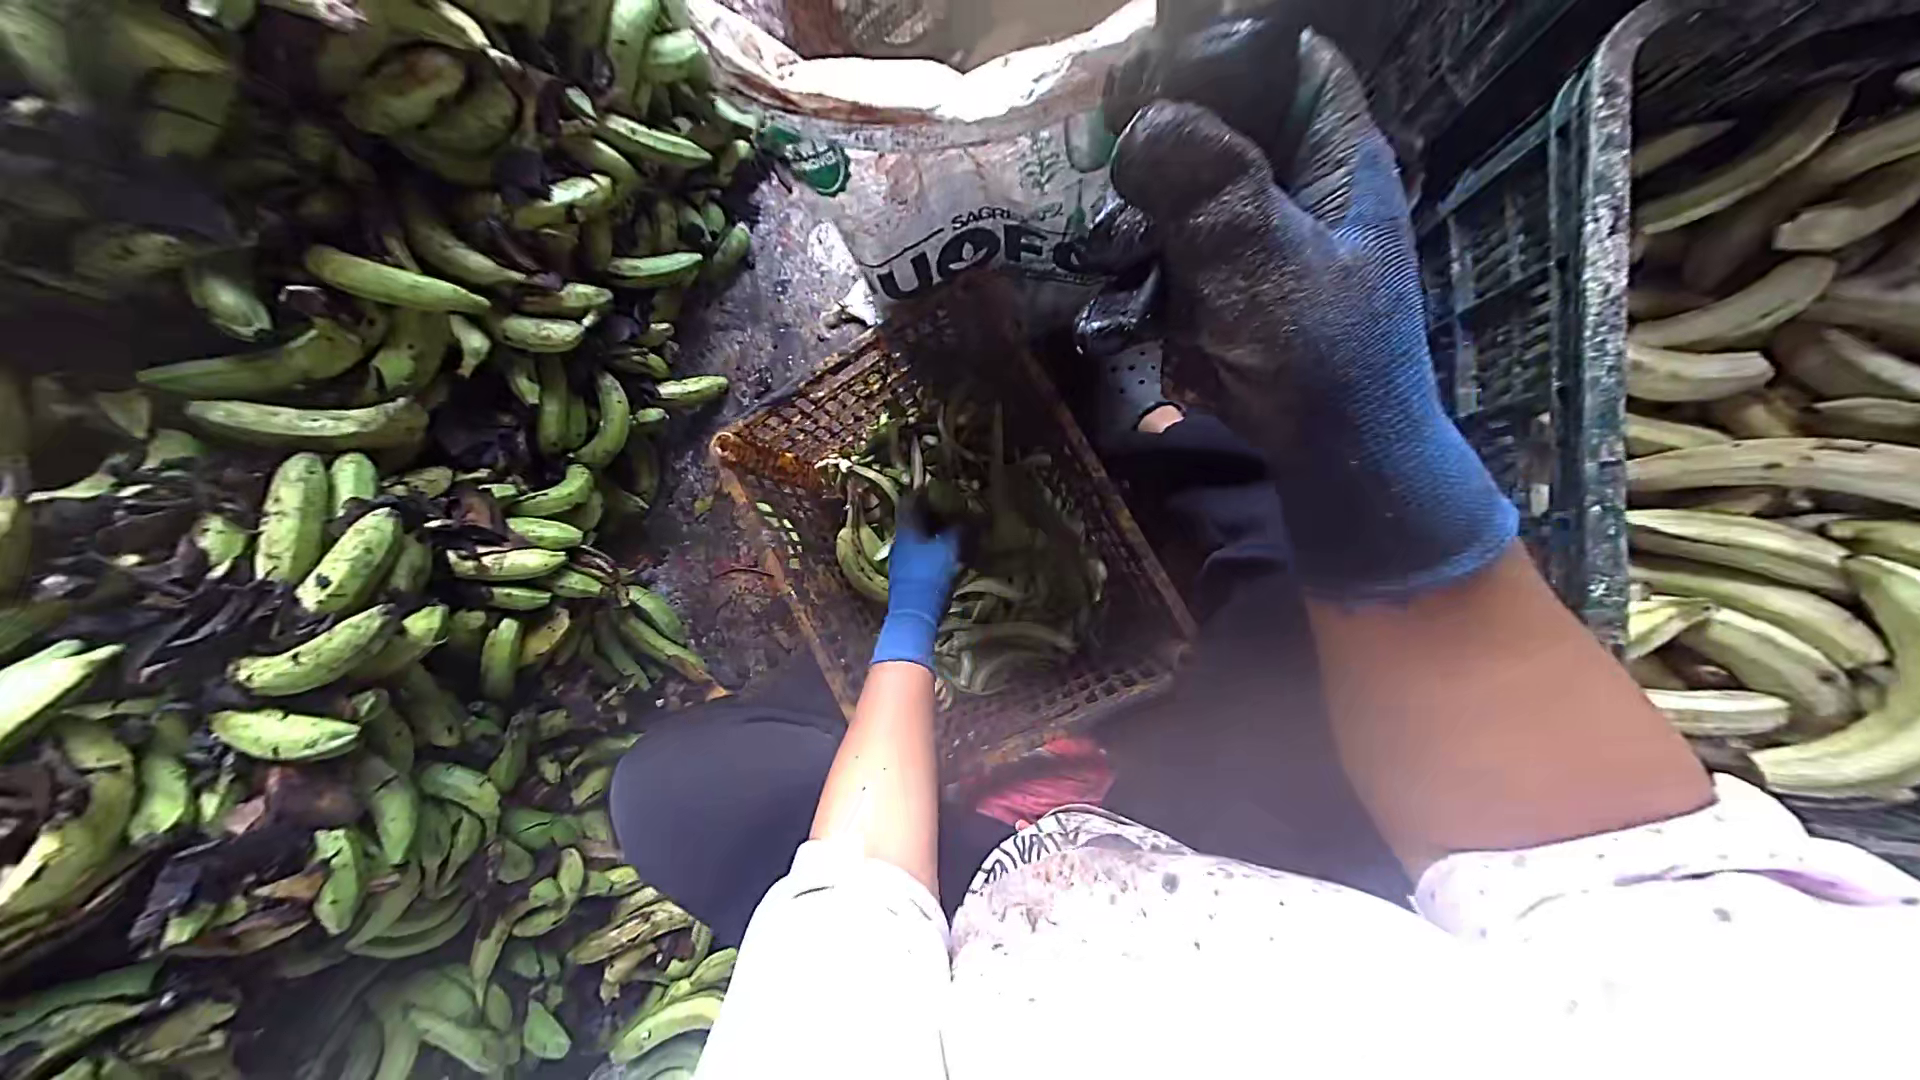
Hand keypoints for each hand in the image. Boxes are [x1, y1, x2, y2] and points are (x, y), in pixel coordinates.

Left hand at [870, 500, 959, 670]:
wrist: (914, 615)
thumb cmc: (931, 575)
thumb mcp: (951, 548)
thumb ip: (962, 529)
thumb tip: (974, 515)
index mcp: (907, 528)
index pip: (911, 499)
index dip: (925, 490)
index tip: (942, 488)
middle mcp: (900, 540)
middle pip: (914, 518)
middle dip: (933, 512)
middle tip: (953, 508)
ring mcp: (901, 559)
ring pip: (917, 536)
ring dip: (934, 532)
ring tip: (954, 531)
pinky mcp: (906, 575)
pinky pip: (920, 553)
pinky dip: (932, 549)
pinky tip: (947, 554)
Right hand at [1093, 32, 1515, 597]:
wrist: (1327, 448)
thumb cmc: (1320, 353)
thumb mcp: (1267, 264)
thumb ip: (1211, 190)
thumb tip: (1143, 120)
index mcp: (1330, 153)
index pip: (1279, 62)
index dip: (1215, 60)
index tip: (1144, 82)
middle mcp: (1287, 186)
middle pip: (1212, 133)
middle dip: (1156, 155)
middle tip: (1107, 171)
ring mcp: (1248, 242)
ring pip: (1176, 203)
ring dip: (1138, 228)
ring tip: (1115, 256)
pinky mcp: (1218, 290)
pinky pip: (1167, 263)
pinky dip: (1139, 279)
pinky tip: (1125, 304)